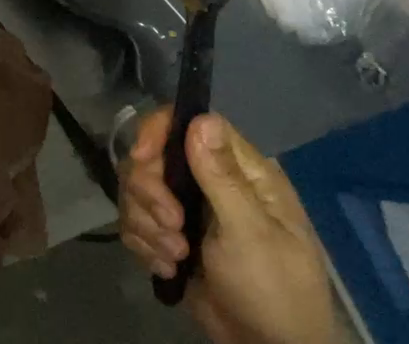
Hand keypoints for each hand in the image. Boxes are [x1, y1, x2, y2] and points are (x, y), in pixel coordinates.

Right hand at [119, 109, 339, 343]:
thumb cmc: (273, 290)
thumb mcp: (250, 234)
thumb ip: (222, 178)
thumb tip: (202, 118)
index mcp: (244, 175)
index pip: (190, 125)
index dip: (158, 133)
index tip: (141, 159)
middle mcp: (213, 184)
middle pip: (154, 158)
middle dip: (150, 193)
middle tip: (171, 225)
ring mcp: (190, 209)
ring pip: (138, 190)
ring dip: (147, 224)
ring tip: (174, 256)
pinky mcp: (171, 235)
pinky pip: (135, 220)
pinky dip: (144, 243)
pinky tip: (167, 268)